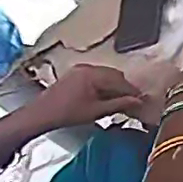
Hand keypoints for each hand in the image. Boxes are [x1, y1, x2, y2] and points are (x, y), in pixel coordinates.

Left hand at [15, 64, 143, 133]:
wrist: (41, 114)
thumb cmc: (67, 113)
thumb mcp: (96, 111)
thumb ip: (119, 104)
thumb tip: (138, 102)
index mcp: (93, 74)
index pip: (120, 81)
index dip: (132, 92)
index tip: (142, 101)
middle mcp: (87, 67)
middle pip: (114, 75)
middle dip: (124, 87)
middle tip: (133, 101)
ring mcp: (80, 69)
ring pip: (105, 75)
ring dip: (114, 86)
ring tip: (121, 101)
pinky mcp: (75, 74)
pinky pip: (96, 76)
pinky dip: (104, 85)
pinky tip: (106, 96)